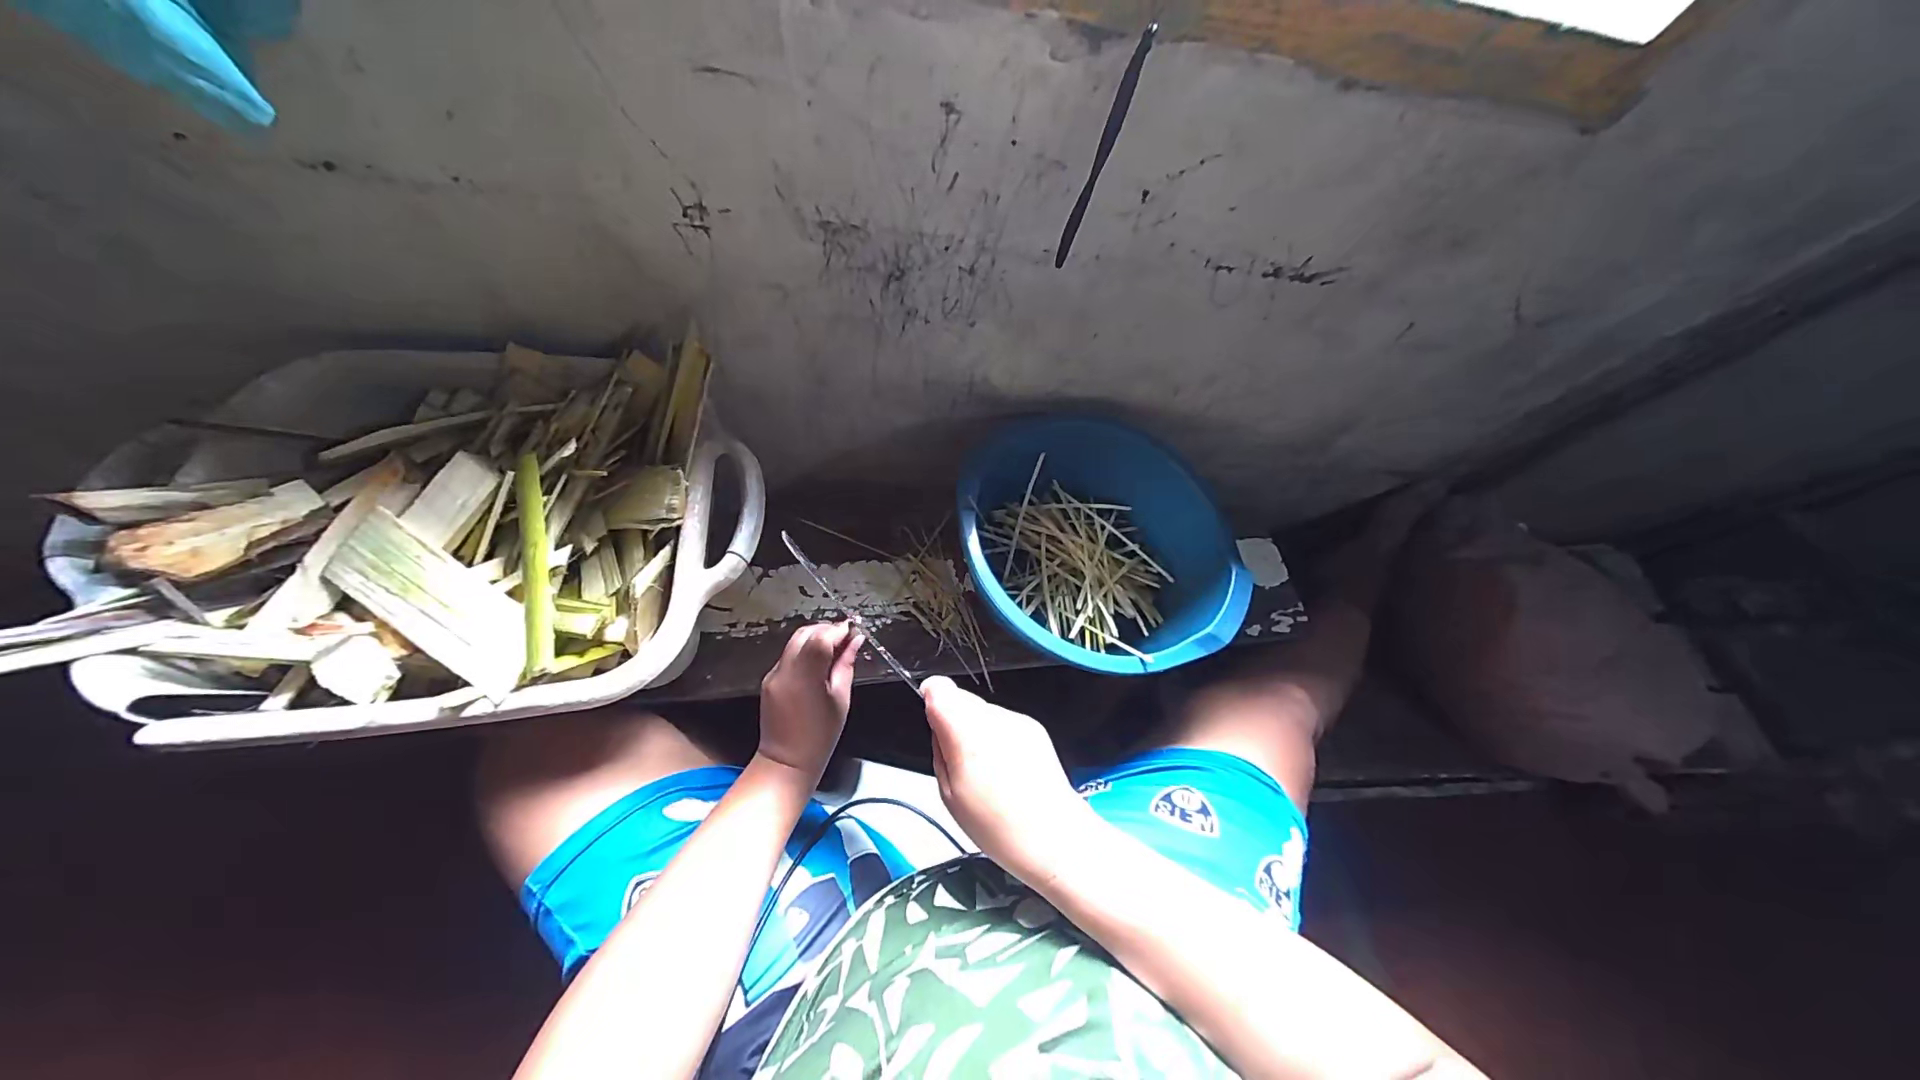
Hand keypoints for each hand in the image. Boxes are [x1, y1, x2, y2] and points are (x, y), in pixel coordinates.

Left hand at [757, 622, 861, 777]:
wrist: (787, 761)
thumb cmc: (819, 736)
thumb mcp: (841, 699)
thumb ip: (846, 665)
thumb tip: (855, 642)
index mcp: (805, 677)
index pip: (821, 638)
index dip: (838, 630)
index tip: (852, 631)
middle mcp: (785, 671)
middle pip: (804, 634)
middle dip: (826, 630)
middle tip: (845, 638)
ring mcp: (773, 675)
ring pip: (795, 642)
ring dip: (815, 639)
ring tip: (834, 650)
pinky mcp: (769, 680)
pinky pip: (788, 657)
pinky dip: (804, 652)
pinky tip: (818, 664)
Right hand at [920, 676, 1092, 879]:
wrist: (1052, 835)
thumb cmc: (1001, 826)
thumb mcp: (948, 794)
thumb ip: (938, 748)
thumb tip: (935, 721)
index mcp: (968, 737)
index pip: (939, 689)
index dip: (931, 700)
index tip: (933, 719)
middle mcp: (995, 722)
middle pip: (960, 698)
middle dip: (954, 721)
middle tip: (959, 758)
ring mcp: (1017, 722)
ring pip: (982, 710)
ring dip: (976, 730)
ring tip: (984, 769)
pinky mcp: (1033, 728)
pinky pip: (1003, 722)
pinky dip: (998, 738)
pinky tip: (1003, 767)